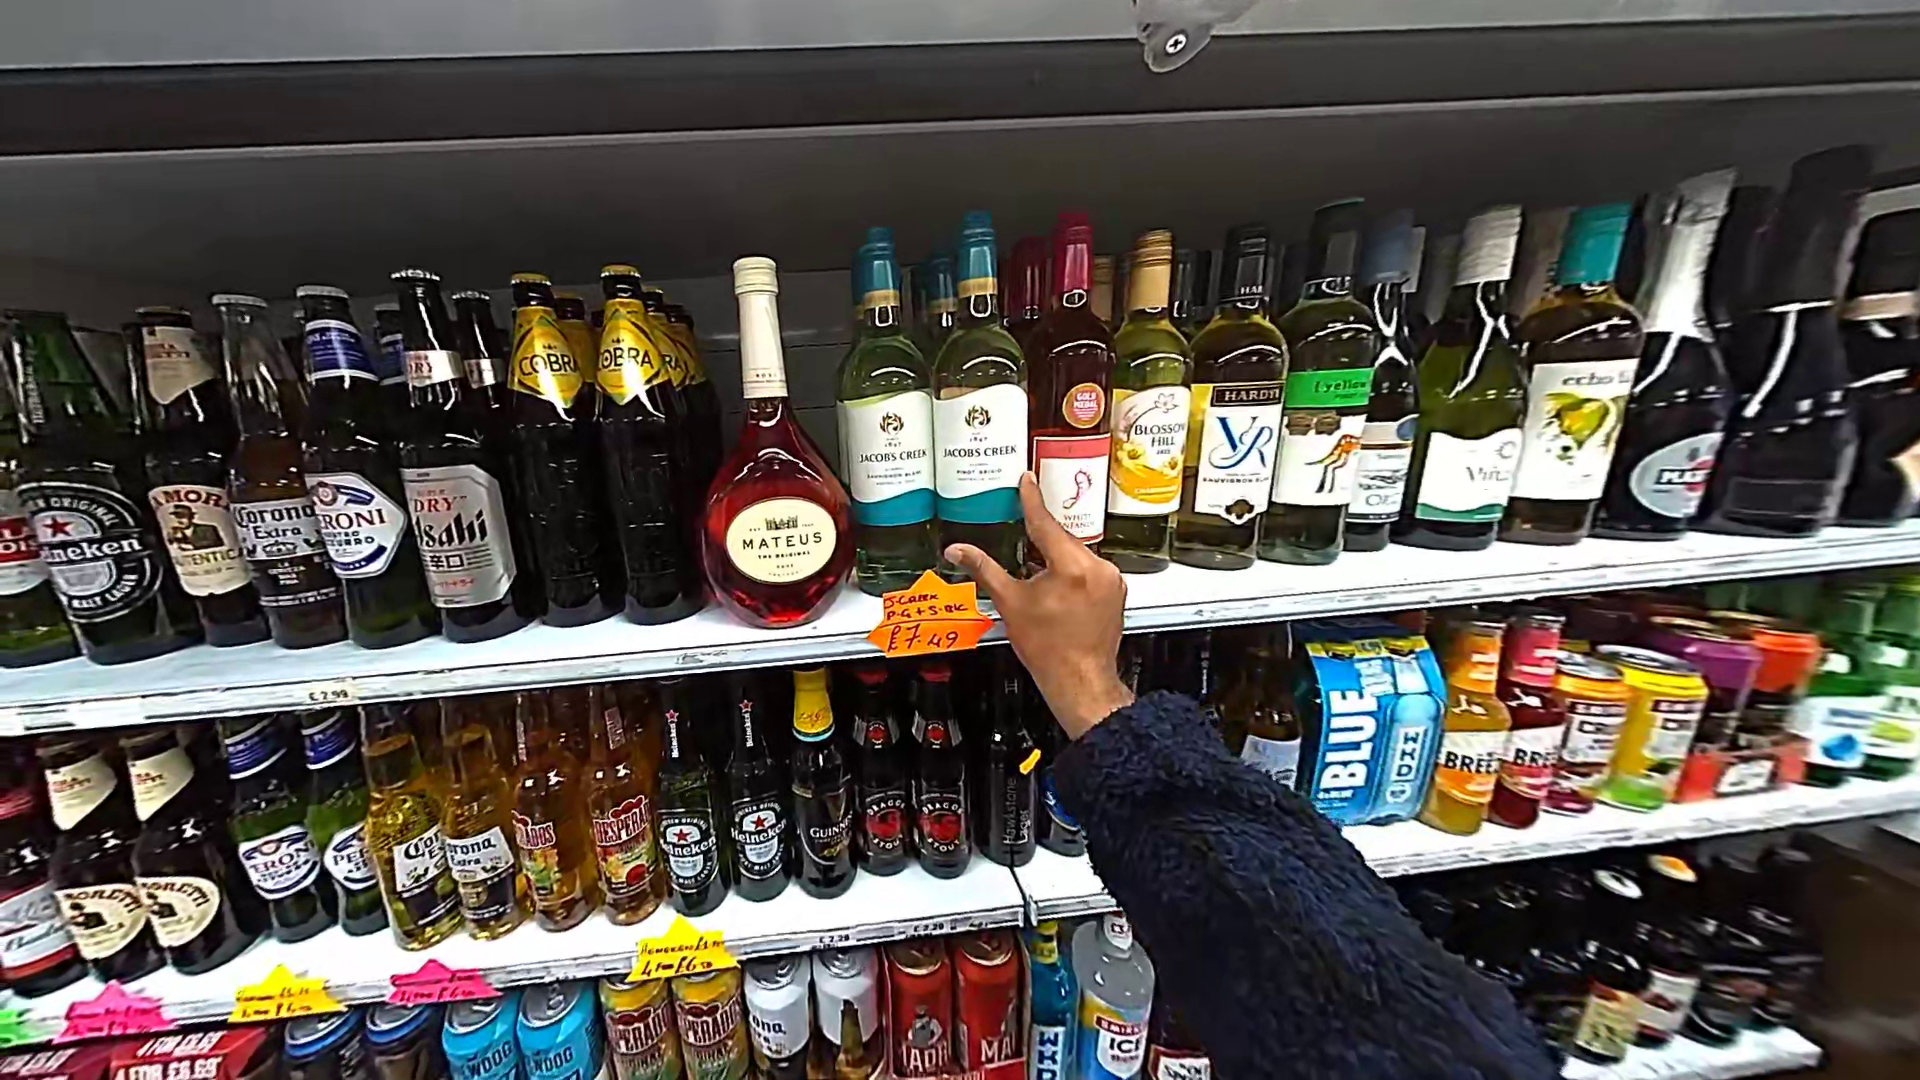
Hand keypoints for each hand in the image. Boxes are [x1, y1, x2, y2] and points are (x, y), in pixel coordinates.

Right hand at [943, 473, 1133, 738]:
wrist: (1080, 680)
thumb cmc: (1048, 649)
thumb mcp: (1010, 603)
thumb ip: (984, 569)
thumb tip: (958, 550)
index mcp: (1071, 567)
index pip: (1045, 523)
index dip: (1031, 499)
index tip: (1027, 479)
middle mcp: (1097, 569)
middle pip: (1062, 539)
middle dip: (1041, 539)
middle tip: (1023, 541)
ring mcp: (1111, 580)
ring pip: (1077, 553)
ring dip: (1057, 557)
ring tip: (1039, 578)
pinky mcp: (1116, 590)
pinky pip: (1091, 568)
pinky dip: (1073, 570)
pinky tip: (1058, 588)